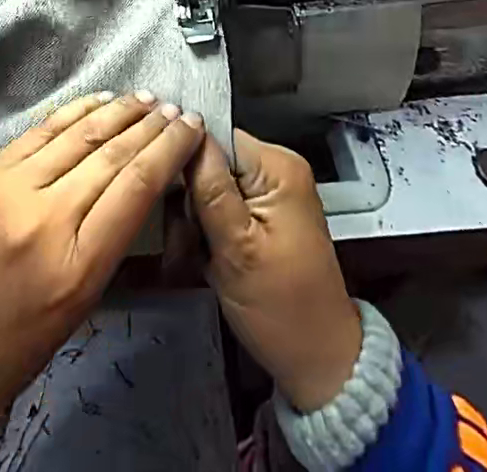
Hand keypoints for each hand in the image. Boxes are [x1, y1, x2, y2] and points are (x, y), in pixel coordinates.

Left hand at [0, 91, 203, 434]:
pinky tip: (102, 100)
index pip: (139, 185)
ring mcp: (8, 190)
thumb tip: (143, 184)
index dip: (172, 149)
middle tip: (179, 111)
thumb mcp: (79, 305)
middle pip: (115, 154)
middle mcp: (44, 218)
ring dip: (122, 111)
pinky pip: (42, 131)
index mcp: (76, 266)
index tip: (193, 128)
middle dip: (154, 127)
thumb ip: (113, 240)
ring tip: (149, 99)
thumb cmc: (6, 348)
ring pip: (81, 134)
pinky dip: (78, 111)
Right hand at [187, 130, 361, 411]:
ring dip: (193, 224)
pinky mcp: (262, 214)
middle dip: (189, 204)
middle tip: (187, 247)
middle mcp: (275, 168)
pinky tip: (204, 262)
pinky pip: (222, 207)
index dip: (185, 162)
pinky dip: (207, 234)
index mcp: (277, 166)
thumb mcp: (236, 248)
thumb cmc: (280, 305)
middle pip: (210, 163)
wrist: (316, 354)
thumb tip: (187, 132)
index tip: (170, 202)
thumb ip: (210, 189)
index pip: (216, 136)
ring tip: (196, 260)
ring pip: (209, 189)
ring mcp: (269, 192)